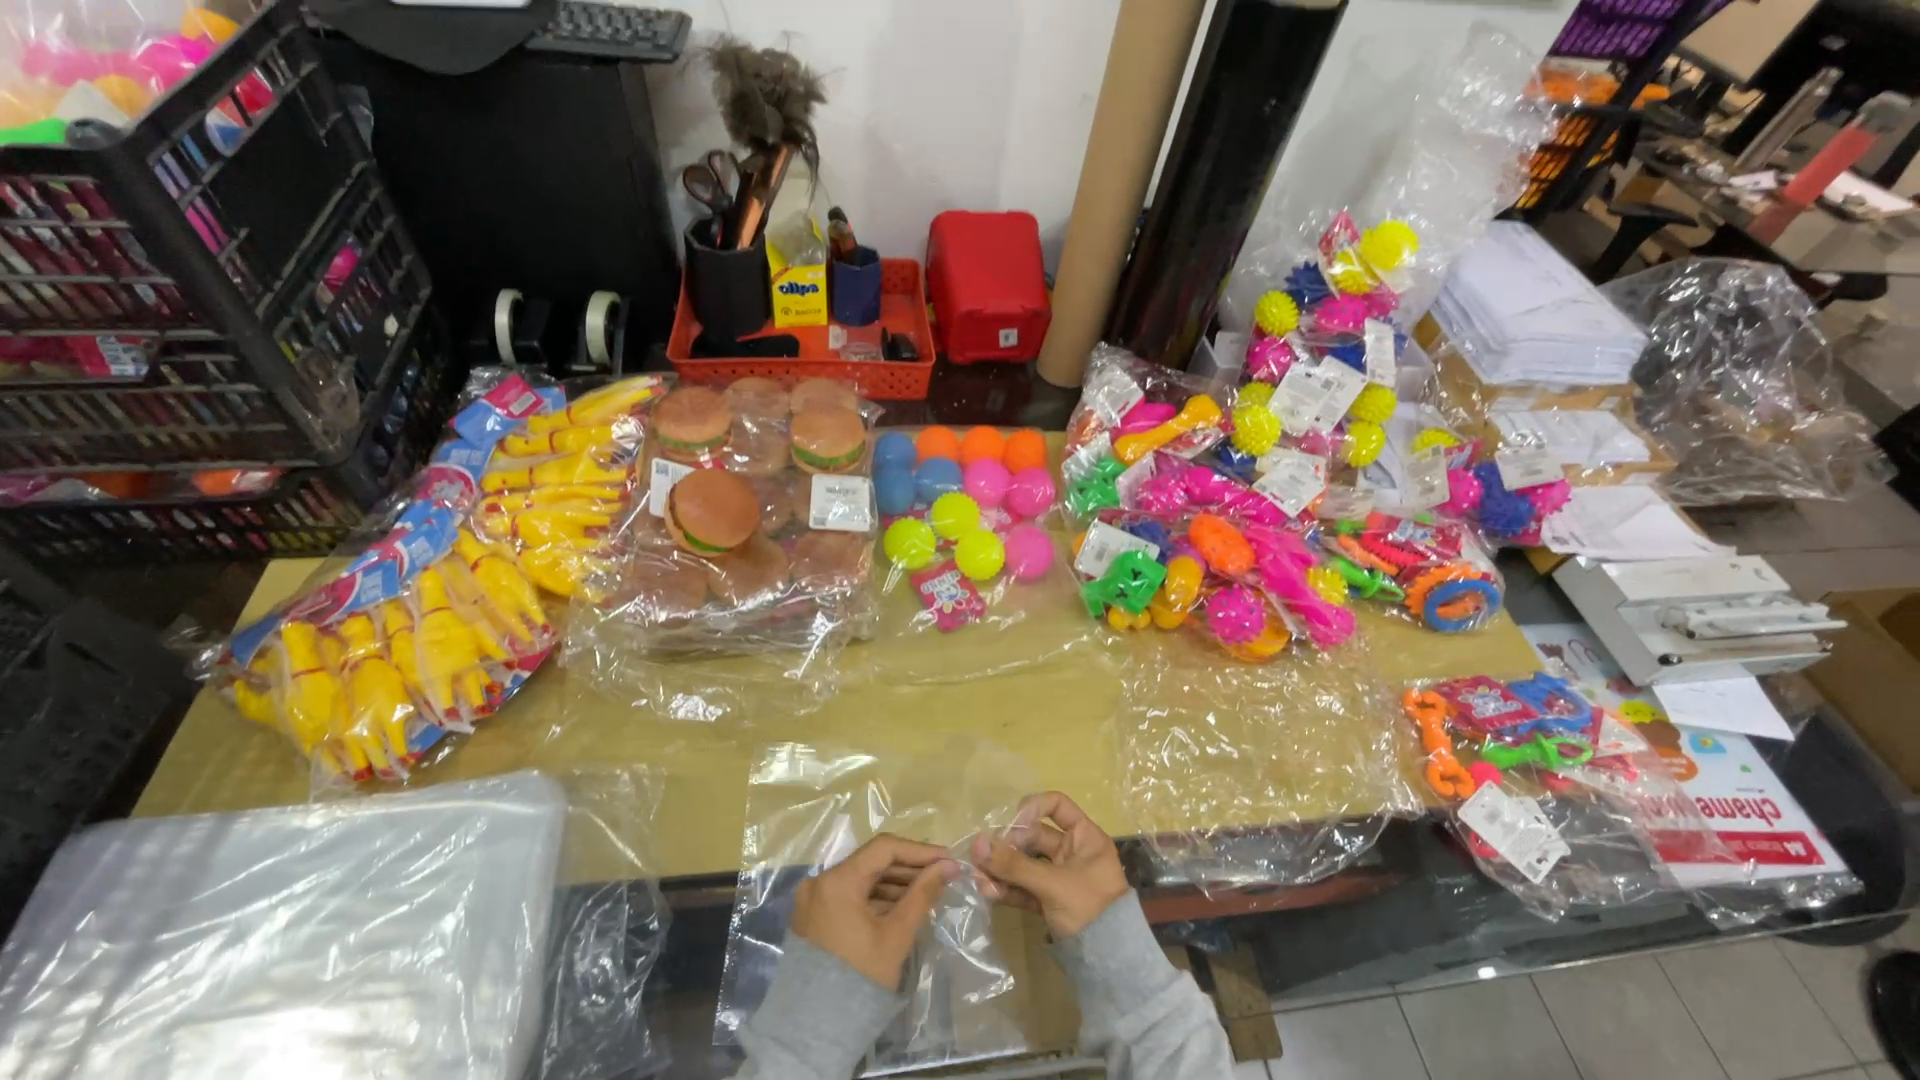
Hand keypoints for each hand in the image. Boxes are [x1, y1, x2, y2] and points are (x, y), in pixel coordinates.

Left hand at [791, 833, 958, 989]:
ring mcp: (814, 898)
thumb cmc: (860, 978)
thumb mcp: (896, 934)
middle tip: (942, 875)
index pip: (883, 848)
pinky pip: (850, 894)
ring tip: (927, 891)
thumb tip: (948, 866)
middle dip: (909, 867)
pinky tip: (901, 905)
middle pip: (871, 862)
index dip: (919, 851)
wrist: (816, 1027)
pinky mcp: (814, 914)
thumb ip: (922, 894)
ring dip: (894, 882)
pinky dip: (875, 897)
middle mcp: (820, 881)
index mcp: (836, 881)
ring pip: (861, 878)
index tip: (947, 859)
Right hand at [970, 791, 1128, 938]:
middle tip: (982, 856)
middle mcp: (1072, 852)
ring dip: (1002, 869)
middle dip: (1006, 845)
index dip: (1031, 809)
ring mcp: (1059, 877)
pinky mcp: (1048, 901)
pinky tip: (987, 891)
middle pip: (1033, 836)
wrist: (1108, 963)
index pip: (1057, 806)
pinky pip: (1024, 887)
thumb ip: (1014, 865)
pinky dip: (1007, 888)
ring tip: (978, 876)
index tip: (1011, 824)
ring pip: (1025, 864)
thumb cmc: (1089, 908)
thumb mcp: (1052, 884)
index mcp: (1085, 837)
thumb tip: (976, 843)